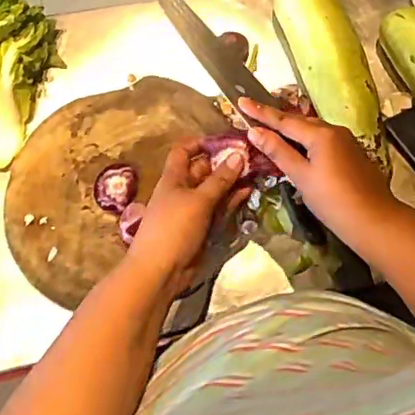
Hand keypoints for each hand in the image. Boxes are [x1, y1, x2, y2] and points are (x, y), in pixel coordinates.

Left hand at [124, 141, 249, 297]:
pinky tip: (247, 193)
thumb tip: (238, 154)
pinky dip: (231, 201)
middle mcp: (182, 190)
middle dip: (224, 163)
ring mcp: (192, 210)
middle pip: (204, 170)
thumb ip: (220, 179)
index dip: (200, 143)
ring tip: (255, 173)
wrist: (159, 273)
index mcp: (174, 178)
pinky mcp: (201, 228)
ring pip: (214, 190)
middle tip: (251, 156)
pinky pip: (218, 209)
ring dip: (232, 182)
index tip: (225, 141)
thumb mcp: (198, 200)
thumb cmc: (173, 228)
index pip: (183, 151)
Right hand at [239, 98, 400, 242]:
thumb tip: (255, 131)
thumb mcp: (302, 177)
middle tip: (253, 114)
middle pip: (299, 121)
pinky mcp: (351, 154)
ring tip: (271, 129)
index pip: (284, 120)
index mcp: (320, 134)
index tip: (241, 101)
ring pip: (312, 130)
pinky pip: (323, 140)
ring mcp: (346, 141)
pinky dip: (306, 141)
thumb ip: (279, 152)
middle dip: (276, 118)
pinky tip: (298, 148)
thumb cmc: (334, 201)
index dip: (261, 112)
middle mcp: (334, 131)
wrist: (375, 221)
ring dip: (291, 129)